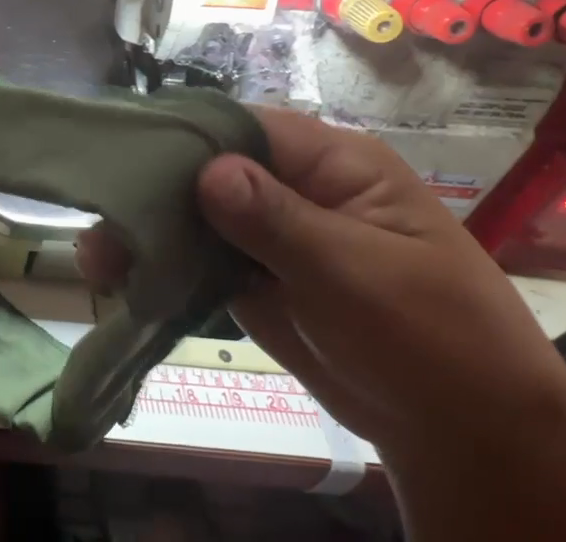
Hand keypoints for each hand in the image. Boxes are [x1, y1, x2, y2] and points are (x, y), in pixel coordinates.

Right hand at [77, 108, 565, 456]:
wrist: (467, 436)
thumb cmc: (436, 341)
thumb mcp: (360, 276)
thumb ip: (281, 222)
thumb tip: (210, 169)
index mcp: (332, 164)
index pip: (241, 128)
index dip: (181, 139)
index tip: (120, 164)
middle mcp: (294, 188)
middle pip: (205, 170)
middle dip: (151, 196)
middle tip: (98, 232)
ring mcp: (272, 236)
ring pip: (194, 217)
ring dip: (148, 237)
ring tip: (98, 266)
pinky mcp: (256, 279)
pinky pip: (200, 262)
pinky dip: (165, 270)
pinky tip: (126, 283)